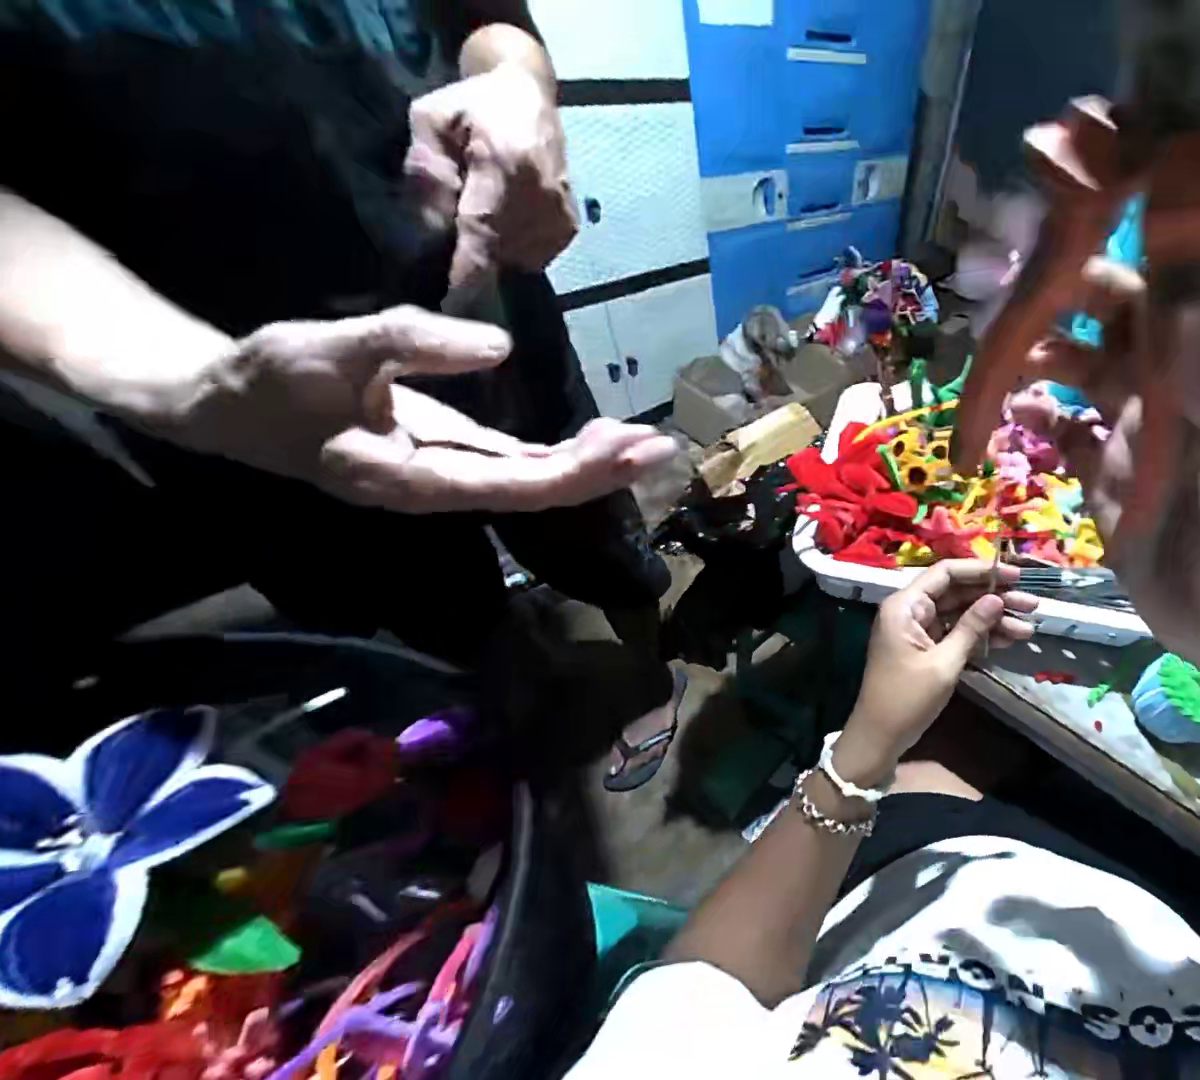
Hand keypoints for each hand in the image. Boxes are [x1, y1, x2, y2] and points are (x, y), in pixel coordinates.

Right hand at [163, 305, 677, 511]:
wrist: (227, 408)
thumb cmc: (267, 382)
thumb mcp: (324, 350)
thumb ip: (410, 342)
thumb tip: (496, 343)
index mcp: (420, 480)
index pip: (521, 485)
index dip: (580, 471)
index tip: (631, 449)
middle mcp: (451, 489)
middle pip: (546, 489)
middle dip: (607, 471)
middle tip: (663, 447)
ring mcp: (460, 475)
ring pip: (542, 479)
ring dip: (597, 463)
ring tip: (648, 442)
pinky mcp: (462, 457)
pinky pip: (528, 463)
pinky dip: (570, 453)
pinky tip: (604, 439)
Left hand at [405, 66, 576, 303]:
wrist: (529, 98)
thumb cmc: (474, 106)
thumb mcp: (432, 122)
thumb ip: (429, 175)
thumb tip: (432, 233)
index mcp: (506, 165)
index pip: (483, 231)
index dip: (469, 271)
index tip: (453, 302)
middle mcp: (543, 198)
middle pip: (501, 250)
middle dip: (472, 261)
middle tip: (447, 260)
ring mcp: (562, 217)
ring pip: (519, 257)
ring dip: (494, 255)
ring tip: (480, 229)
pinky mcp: (570, 228)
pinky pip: (537, 256)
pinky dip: (514, 250)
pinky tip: (505, 227)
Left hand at [836, 561, 1037, 777]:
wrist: (879, 739)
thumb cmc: (906, 699)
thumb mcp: (944, 664)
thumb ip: (971, 628)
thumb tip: (996, 599)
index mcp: (906, 606)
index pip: (946, 573)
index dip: (981, 571)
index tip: (1014, 576)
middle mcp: (912, 610)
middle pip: (958, 593)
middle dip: (995, 598)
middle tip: (1032, 604)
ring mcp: (920, 630)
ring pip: (962, 613)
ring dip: (993, 620)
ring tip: (1028, 628)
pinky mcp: (928, 648)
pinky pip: (957, 632)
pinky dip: (981, 636)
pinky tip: (1010, 640)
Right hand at [1012, 261, 1199, 690]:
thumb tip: (1189, 299)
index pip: (1177, 285)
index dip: (1130, 245)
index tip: (1075, 215)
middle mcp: (1176, 388)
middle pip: (1115, 317)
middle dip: (1065, 292)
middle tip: (1006, 286)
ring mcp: (1135, 431)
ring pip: (1079, 366)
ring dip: (1039, 350)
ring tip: (997, 352)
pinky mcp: (1103, 474)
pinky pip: (1063, 429)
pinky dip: (1034, 415)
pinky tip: (1009, 417)